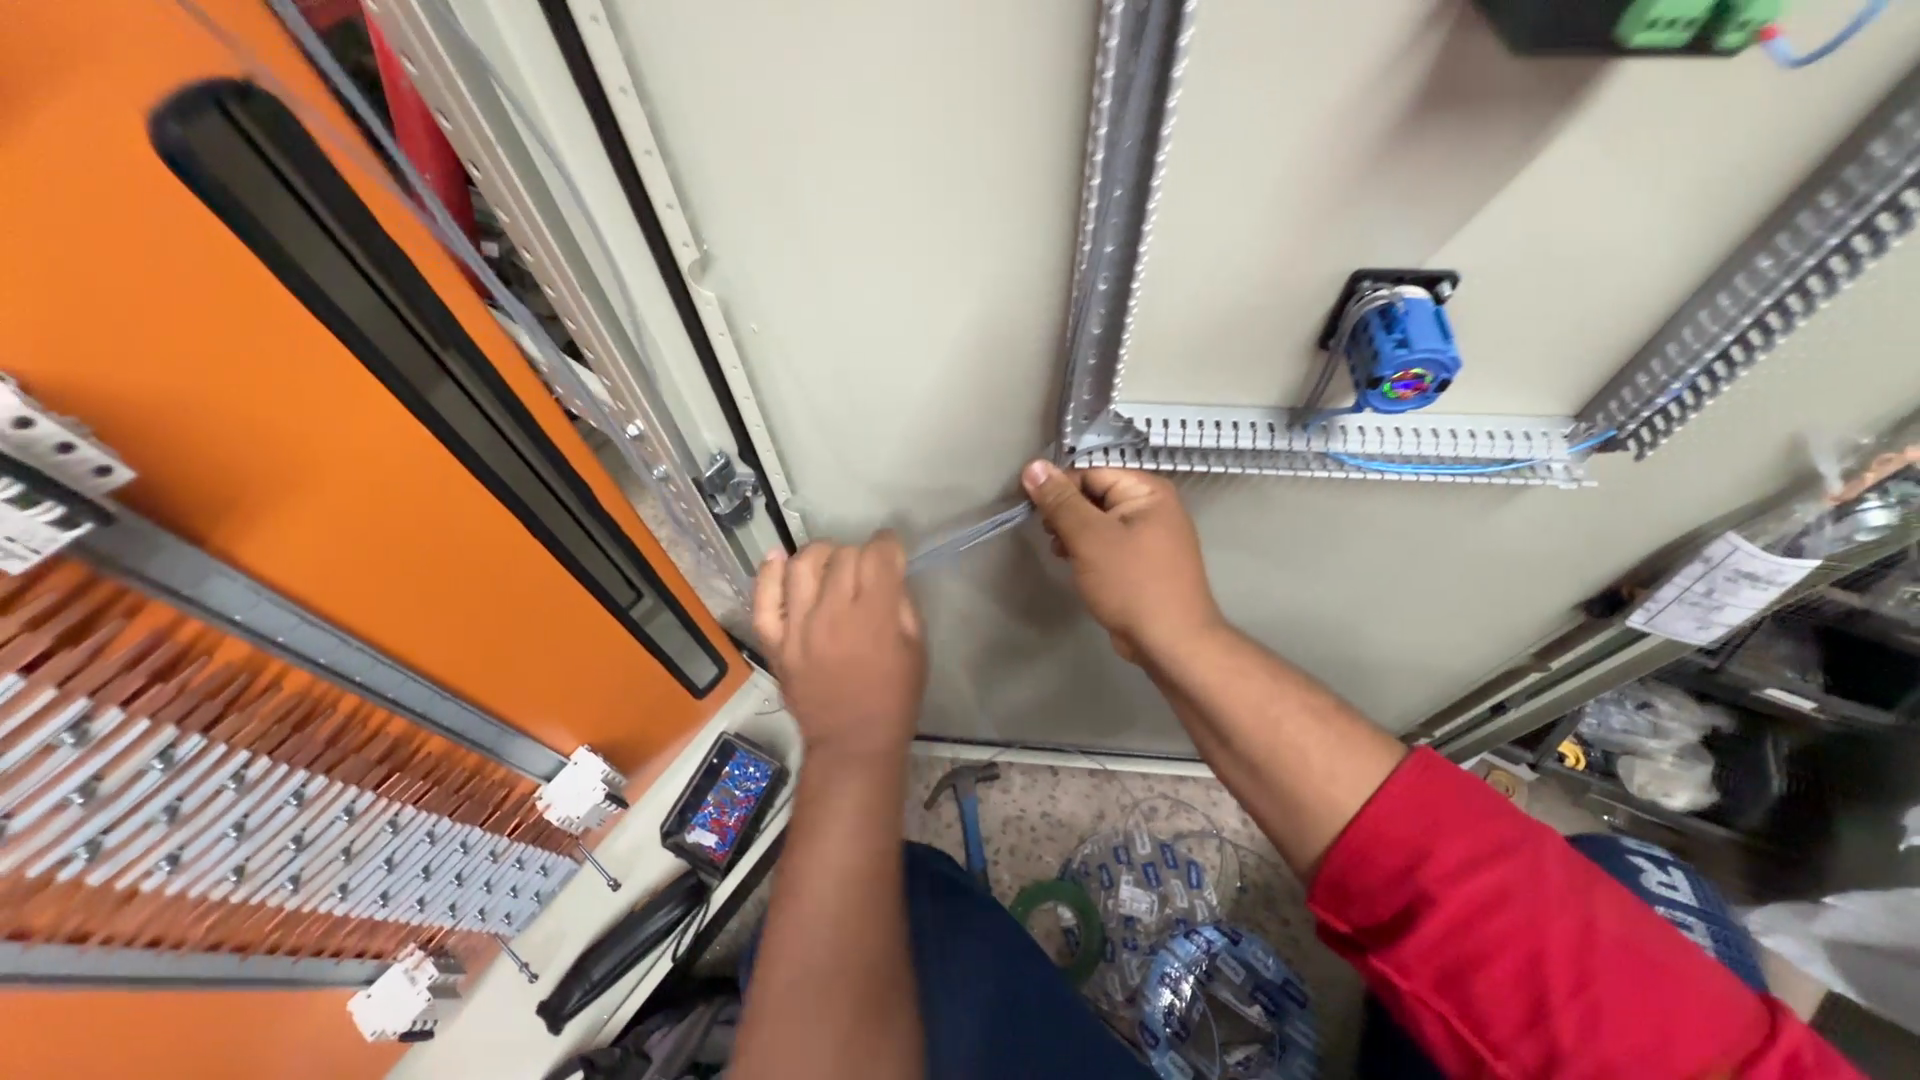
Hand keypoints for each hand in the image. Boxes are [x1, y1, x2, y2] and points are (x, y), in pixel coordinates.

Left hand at [753, 533, 926, 758]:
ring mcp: (798, 628)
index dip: (888, 544)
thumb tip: (888, 574)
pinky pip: (762, 600)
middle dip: (860, 553)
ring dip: (820, 554)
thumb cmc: (894, 698)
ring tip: (829, 564)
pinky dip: (768, 574)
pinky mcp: (774, 643)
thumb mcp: (916, 649)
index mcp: (875, 617)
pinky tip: (779, 560)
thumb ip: (902, 605)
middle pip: (843, 555)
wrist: (851, 743)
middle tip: (865, 570)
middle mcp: (833, 614)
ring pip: (801, 565)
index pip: (879, 555)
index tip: (891, 550)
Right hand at [1022, 460, 1221, 663]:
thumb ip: (1060, 501)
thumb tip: (1033, 467)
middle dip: (1067, 512)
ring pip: (1099, 521)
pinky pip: (1108, 544)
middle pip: (1095, 494)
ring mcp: (1151, 536)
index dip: (1059, 486)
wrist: (1170, 641)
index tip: (1033, 508)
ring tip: (1059, 552)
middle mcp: (1153, 506)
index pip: (1092, 472)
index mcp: (1147, 490)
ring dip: (1074, 533)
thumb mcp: (1089, 538)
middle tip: (1048, 534)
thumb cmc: (1132, 583)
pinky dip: (1088, 550)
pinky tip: (1073, 564)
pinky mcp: (1143, 562)